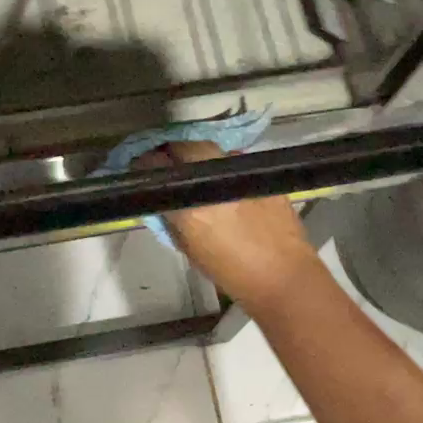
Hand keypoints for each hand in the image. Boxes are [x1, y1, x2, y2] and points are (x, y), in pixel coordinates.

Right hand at [133, 141, 326, 311]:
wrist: (282, 275)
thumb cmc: (230, 272)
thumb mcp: (188, 247)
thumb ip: (172, 218)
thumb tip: (162, 199)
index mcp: (189, 207)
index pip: (155, 167)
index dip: (143, 164)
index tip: (139, 167)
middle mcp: (212, 182)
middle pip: (183, 147)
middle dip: (170, 152)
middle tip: (166, 163)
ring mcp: (239, 173)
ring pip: (209, 149)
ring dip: (196, 155)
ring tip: (193, 169)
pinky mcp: (260, 172)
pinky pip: (233, 159)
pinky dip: (221, 164)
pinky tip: (222, 179)